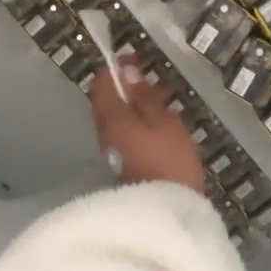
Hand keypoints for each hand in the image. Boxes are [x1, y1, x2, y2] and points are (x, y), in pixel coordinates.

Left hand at [90, 60, 204, 192]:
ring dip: (136, 104)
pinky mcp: (125, 162)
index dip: (116, 67)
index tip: (137, 59)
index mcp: (112, 118)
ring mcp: (114, 149)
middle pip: (107, 101)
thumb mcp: (164, 122)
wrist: (168, 210)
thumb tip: (125, 70)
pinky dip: (140, 122)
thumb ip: (144, 95)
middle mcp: (106, 132)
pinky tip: (163, 125)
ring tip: (165, 100)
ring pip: (118, 117)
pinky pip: (127, 133)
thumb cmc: (170, 160)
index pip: (101, 83)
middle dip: (127, 86)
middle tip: (154, 80)